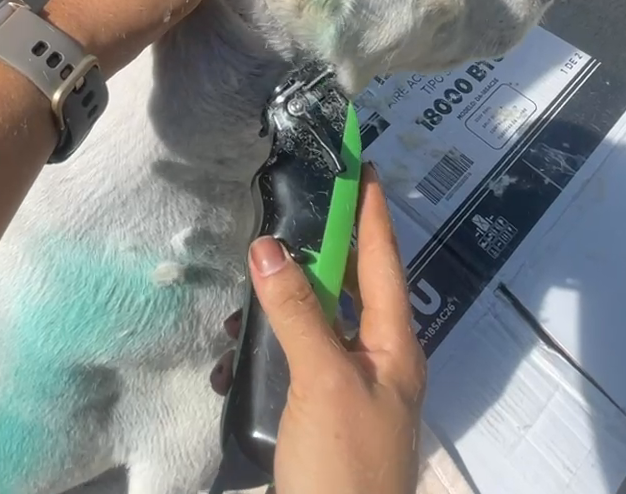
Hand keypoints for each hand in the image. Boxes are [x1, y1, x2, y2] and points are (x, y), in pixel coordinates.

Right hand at [249, 166, 426, 493]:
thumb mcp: (322, 380)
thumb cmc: (344, 464)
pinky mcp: (318, 413)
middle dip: (315, 250)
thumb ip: (297, 310)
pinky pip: (291, 360)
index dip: (372, 207)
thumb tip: (268, 244)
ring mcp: (347, 388)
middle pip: (346, 285)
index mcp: (393, 344)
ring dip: (278, 305)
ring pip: (313, 322)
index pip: (383, 256)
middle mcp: (376, 358)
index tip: (361, 162)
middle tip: (286, 211)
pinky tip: (232, 356)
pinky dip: (264, 348)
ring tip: (242, 297)